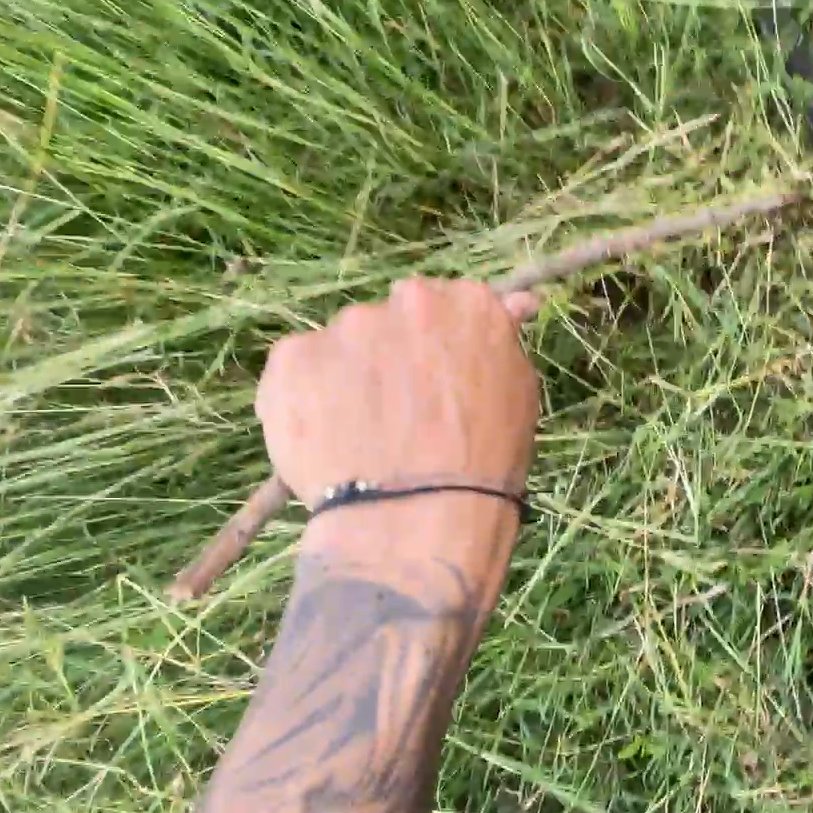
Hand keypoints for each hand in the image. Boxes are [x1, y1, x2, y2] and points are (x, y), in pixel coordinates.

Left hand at [257, 278, 541, 507]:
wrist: (420, 512)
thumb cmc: (488, 456)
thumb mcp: (519, 392)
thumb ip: (502, 341)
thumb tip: (514, 303)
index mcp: (470, 303)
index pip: (456, 304)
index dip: (449, 342)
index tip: (448, 375)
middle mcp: (408, 300)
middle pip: (399, 315)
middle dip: (400, 348)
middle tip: (409, 404)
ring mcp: (346, 326)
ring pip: (349, 342)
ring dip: (356, 372)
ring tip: (367, 429)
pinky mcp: (293, 357)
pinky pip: (302, 368)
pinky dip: (313, 394)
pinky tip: (334, 434)